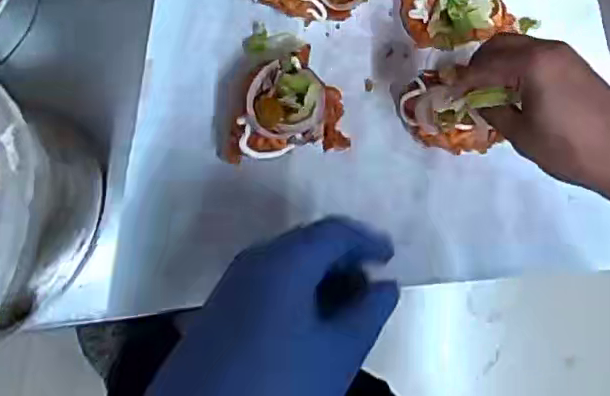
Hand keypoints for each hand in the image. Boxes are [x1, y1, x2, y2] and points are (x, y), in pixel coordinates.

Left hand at [147, 217, 398, 395]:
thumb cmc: (277, 383)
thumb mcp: (336, 355)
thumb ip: (368, 315)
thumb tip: (386, 286)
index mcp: (286, 258)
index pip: (334, 229)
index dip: (367, 239)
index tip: (391, 256)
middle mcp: (257, 257)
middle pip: (309, 241)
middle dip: (343, 258)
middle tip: (370, 283)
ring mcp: (233, 280)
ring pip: (287, 261)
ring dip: (319, 276)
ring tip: (344, 307)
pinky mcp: (219, 306)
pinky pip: (268, 280)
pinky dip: (295, 290)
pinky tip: (307, 322)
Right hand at [459, 32, 609, 201]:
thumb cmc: (572, 150)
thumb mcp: (524, 136)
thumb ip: (496, 112)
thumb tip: (479, 101)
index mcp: (531, 62)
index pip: (486, 66)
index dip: (464, 80)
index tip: (449, 90)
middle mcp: (546, 47)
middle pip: (501, 44)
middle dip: (480, 63)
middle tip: (467, 87)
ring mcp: (564, 53)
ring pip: (519, 45)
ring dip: (500, 61)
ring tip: (490, 89)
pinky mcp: (575, 63)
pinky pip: (536, 53)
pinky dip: (519, 63)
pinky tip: (517, 88)